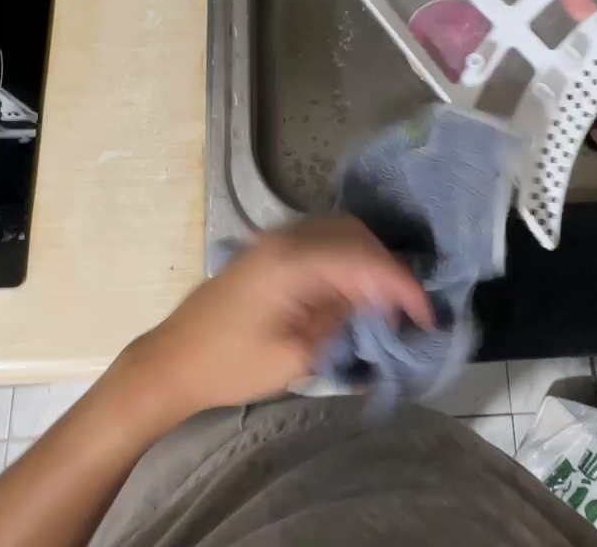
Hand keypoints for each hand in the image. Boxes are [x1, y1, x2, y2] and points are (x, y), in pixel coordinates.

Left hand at [108, 216, 431, 422]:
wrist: (171, 361)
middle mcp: (285, 237)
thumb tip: (377, 302)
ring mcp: (274, 237)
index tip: (425, 316)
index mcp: (292, 261)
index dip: (400, 285)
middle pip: (354, 234)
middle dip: (387, 268)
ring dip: (367, 259)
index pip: (363, 259)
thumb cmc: (229, 365)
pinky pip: (320, 239)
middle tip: (406, 310)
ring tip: (384, 300)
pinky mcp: (268, 247)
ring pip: (339, 231)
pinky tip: (352, 287)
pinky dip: (345, 256)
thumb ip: (340, 320)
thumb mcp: (295, 355)